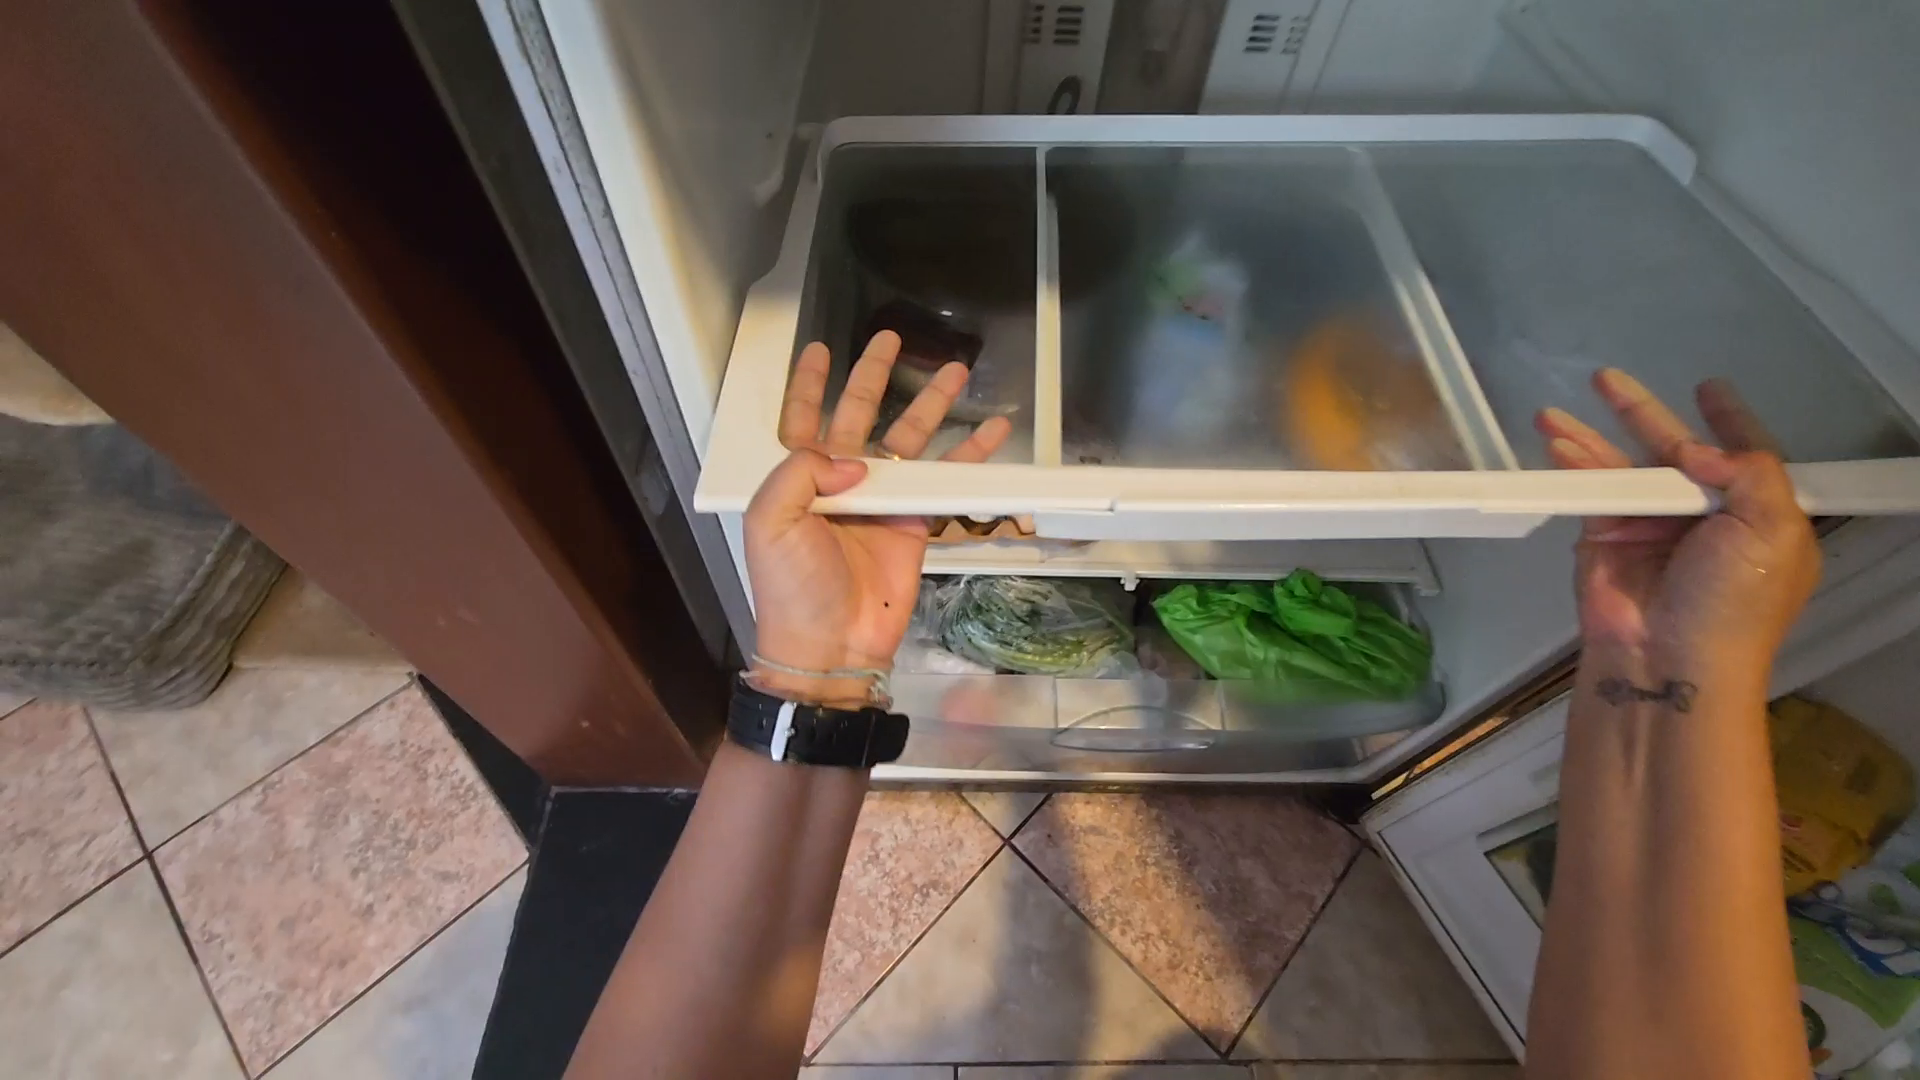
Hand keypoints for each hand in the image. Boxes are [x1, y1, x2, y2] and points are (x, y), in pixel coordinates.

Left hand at [744, 331, 1012, 705]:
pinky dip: (970, 456)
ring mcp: (880, 499)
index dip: (807, 385)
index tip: (819, 351)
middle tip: (891, 339)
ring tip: (957, 371)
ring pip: (909, 440)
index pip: (800, 418)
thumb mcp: (770, 521)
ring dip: (932, 406)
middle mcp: (838, 481)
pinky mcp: (914, 521)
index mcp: (796, 478)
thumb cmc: (792, 584)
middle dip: (875, 377)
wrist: (832, 642)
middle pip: (860, 415)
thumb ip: (800, 473)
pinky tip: (992, 431)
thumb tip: (855, 458)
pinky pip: (945, 480)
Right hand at [1535, 369, 1819, 665]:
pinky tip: (1557, 448)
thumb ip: (1747, 476)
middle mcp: (1696, 512)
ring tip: (1550, 415)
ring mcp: (1643, 524)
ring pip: (1615, 469)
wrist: (1668, 653)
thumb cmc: (1733, 597)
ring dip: (1584, 440)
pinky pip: (1586, 494)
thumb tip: (1697, 448)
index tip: (1709, 387)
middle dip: (1636, 413)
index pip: (1740, 452)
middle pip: (1665, 450)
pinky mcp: (1598, 538)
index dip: (1726, 418)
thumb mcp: (1771, 532)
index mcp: (1753, 511)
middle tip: (1605, 378)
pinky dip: (1571, 470)